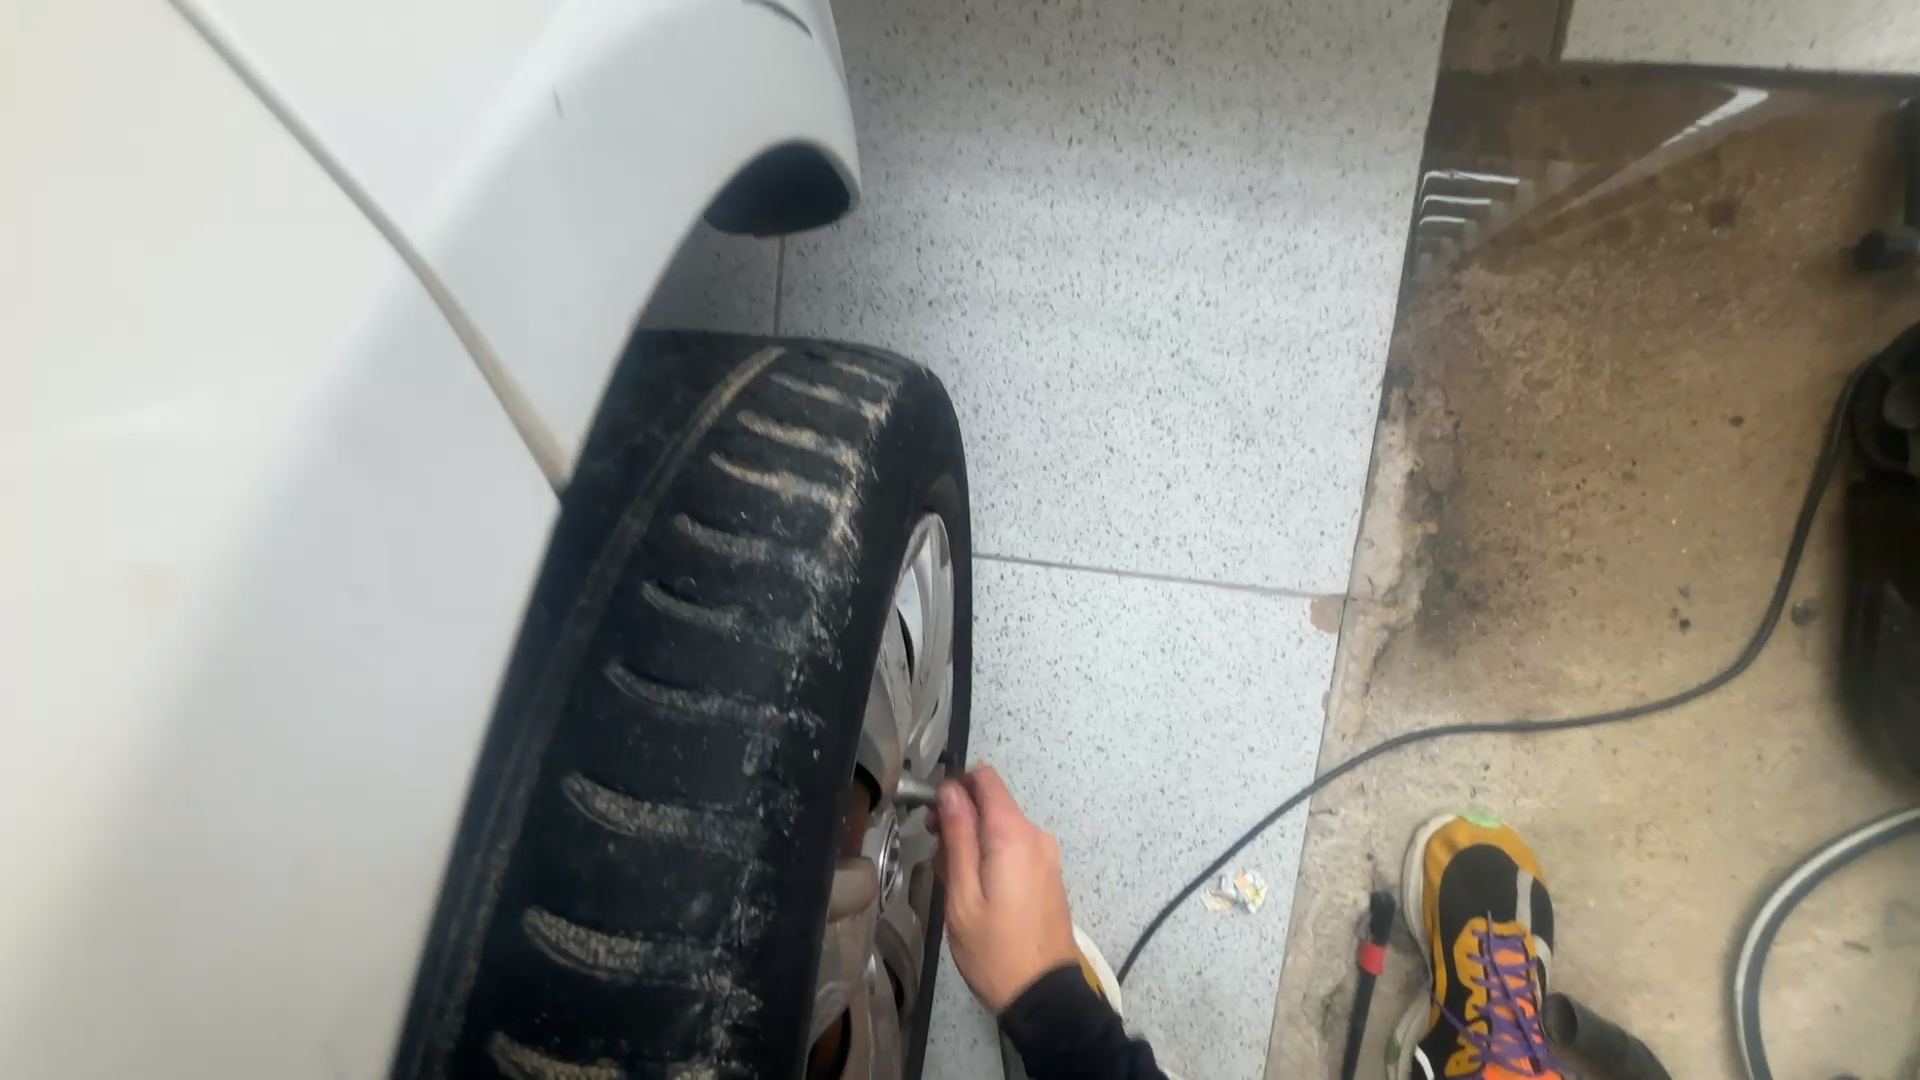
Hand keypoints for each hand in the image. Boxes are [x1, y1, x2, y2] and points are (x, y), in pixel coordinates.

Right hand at [929, 765, 1080, 1012]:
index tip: (934, 815)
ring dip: (973, 842)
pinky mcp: (1048, 873)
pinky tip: (977, 890)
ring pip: (1000, 827)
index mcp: (1014, 834)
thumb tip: (950, 791)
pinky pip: (1014, 847)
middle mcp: (1035, 835)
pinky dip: (992, 856)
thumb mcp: (963, 895)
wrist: (1044, 996)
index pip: (985, 779)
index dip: (955, 787)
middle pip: (992, 803)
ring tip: (954, 883)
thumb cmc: (995, 949)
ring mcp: (1046, 854)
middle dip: (960, 820)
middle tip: (936, 856)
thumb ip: (958, 837)